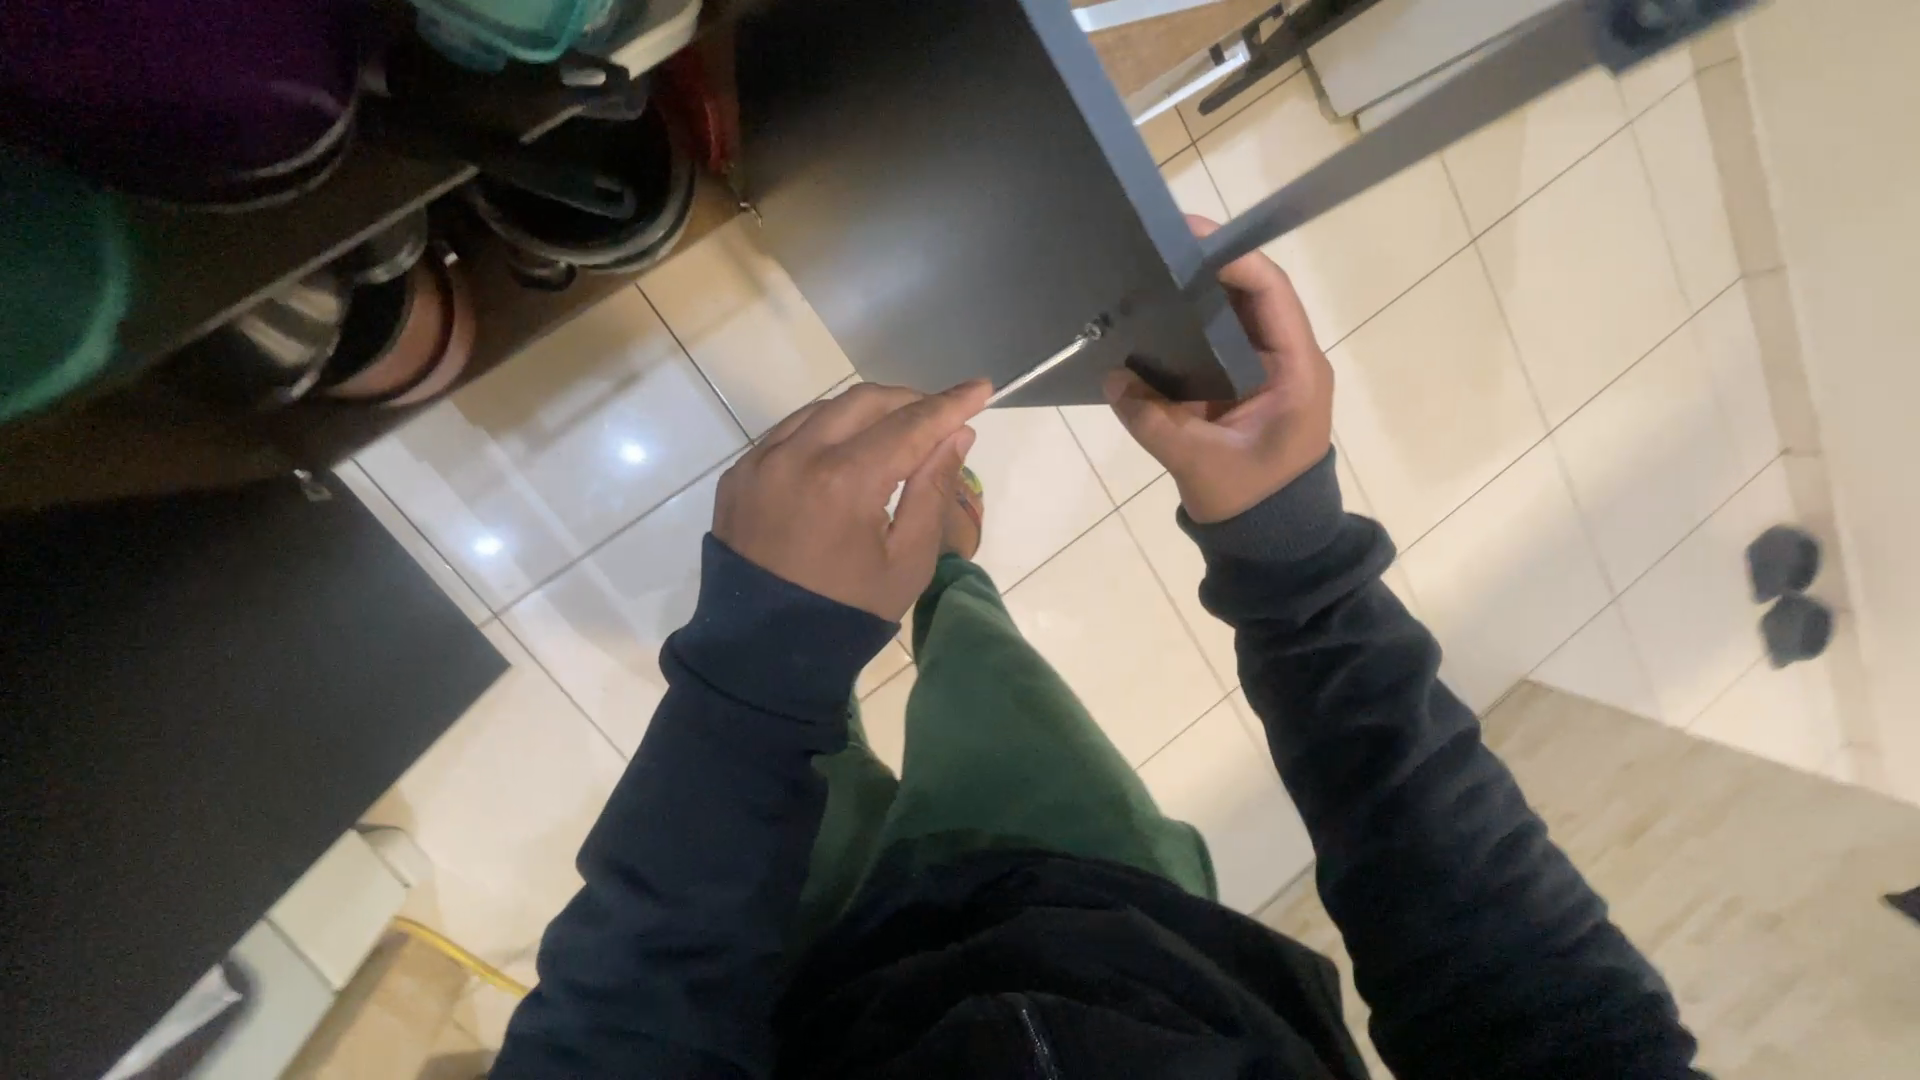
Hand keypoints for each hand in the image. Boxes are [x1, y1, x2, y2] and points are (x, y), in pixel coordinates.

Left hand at [714, 380, 989, 619]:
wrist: (765, 652)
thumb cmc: (850, 612)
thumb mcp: (909, 560)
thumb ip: (934, 489)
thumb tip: (957, 434)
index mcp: (845, 482)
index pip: (910, 425)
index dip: (951, 404)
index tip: (982, 388)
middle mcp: (798, 456)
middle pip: (866, 401)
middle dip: (911, 401)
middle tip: (940, 417)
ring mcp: (761, 462)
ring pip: (825, 409)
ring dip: (868, 411)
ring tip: (897, 432)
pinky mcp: (740, 474)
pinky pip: (790, 430)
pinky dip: (826, 429)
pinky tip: (847, 449)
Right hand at [1105, 215, 1333, 523]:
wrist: (1270, 542)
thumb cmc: (1250, 502)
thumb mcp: (1197, 461)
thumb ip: (1152, 418)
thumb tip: (1111, 376)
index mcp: (1295, 372)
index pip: (1271, 295)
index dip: (1234, 261)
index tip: (1188, 239)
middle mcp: (1287, 362)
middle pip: (1252, 298)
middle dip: (1208, 270)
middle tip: (1158, 249)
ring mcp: (1266, 375)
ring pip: (1234, 320)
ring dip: (1198, 298)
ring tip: (1152, 277)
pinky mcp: (1244, 390)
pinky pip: (1218, 348)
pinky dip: (1190, 332)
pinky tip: (1155, 324)